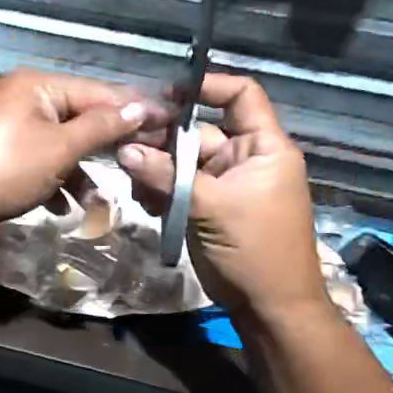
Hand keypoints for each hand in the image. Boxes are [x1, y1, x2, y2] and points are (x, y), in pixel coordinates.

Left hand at [0, 69, 168, 238]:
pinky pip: (38, 161)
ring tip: (96, 203)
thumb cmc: (5, 171)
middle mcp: (22, 98)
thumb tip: (142, 106)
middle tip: (144, 162)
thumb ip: (102, 127)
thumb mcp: (60, 149)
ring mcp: (8, 126)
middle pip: (79, 118)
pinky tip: (62, 207)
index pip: (99, 91)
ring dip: (79, 174)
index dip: (136, 109)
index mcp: (37, 85)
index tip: (172, 124)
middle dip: (106, 147)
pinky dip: (53, 181)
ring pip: (59, 145)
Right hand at [117, 74, 327, 319]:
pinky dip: (157, 190)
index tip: (165, 93)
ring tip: (136, 185)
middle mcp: (242, 158)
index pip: (241, 96)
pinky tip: (145, 203)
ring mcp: (222, 183)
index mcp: (263, 148)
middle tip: (126, 148)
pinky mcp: (204, 205)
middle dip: (163, 140)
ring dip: (155, 169)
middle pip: (198, 131)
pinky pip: (175, 185)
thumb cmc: (256, 249)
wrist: (268, 306)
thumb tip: (124, 150)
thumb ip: (166, 176)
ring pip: (180, 160)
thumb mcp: (211, 207)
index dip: (207, 87)